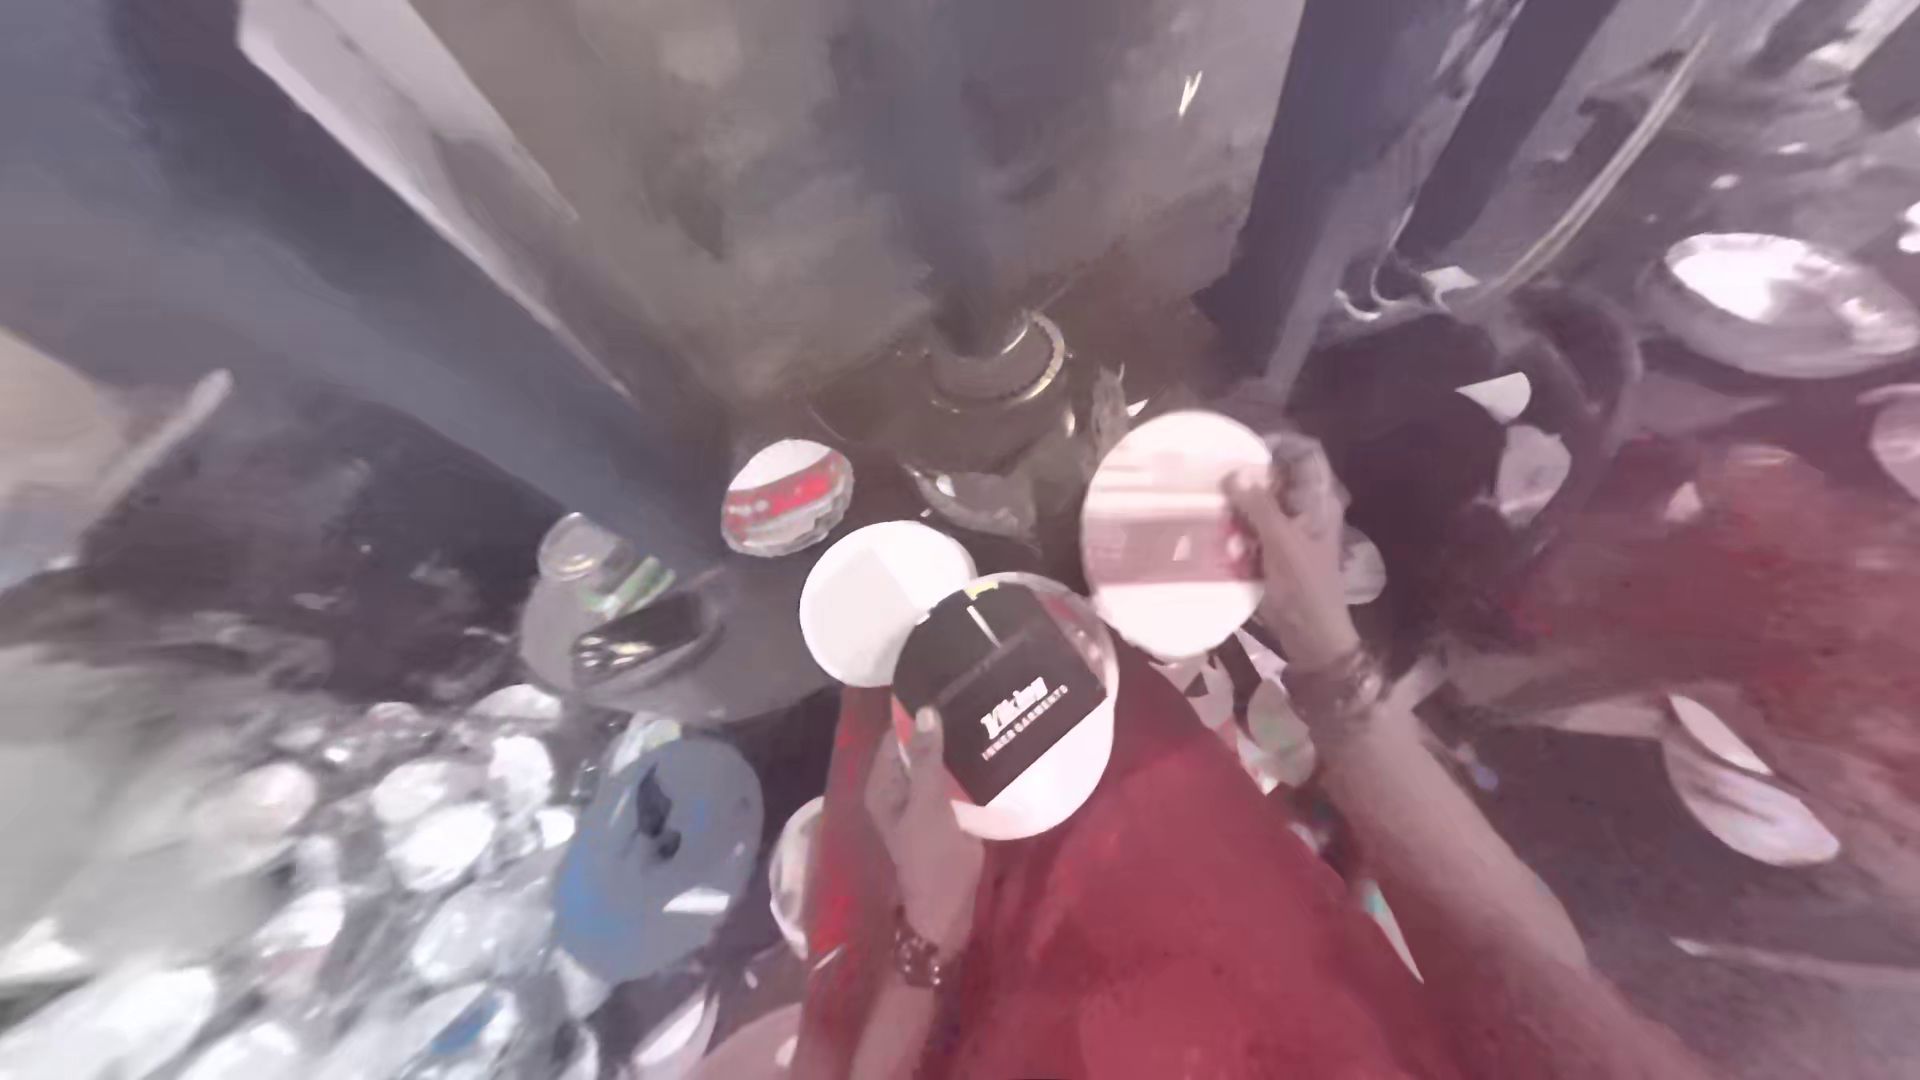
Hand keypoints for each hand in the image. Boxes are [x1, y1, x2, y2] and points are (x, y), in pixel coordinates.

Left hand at [864, 702, 983, 950]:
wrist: (949, 904)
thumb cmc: (928, 854)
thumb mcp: (926, 803)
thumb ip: (925, 758)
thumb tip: (926, 711)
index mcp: (884, 783)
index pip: (895, 735)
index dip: (915, 713)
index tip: (942, 686)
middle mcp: (899, 785)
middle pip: (917, 745)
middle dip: (939, 725)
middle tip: (969, 694)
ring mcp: (923, 796)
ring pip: (937, 759)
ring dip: (954, 742)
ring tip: (982, 710)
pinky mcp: (945, 806)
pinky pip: (952, 775)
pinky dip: (965, 761)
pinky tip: (988, 743)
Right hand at [1226, 468, 1360, 669]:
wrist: (1311, 635)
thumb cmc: (1304, 587)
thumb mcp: (1282, 543)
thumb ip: (1260, 506)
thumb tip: (1234, 472)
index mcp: (1319, 501)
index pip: (1305, 454)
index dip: (1277, 444)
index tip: (1241, 449)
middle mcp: (1305, 509)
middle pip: (1277, 476)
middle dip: (1247, 475)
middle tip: (1214, 477)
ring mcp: (1289, 529)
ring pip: (1260, 501)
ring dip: (1236, 502)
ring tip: (1209, 502)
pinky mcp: (1273, 549)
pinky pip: (1250, 526)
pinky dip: (1234, 525)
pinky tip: (1213, 529)